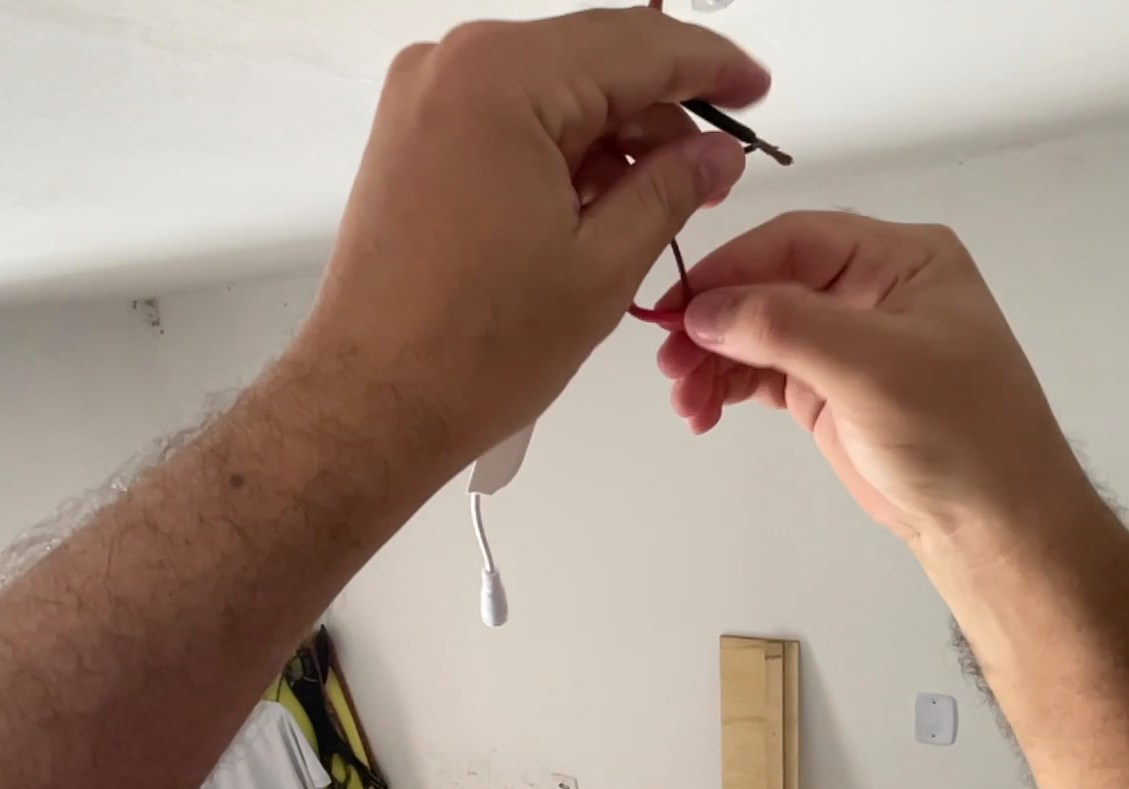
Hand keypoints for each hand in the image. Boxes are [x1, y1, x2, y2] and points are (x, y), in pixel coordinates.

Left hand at [298, 10, 768, 463]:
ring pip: (547, 100)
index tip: (752, 90)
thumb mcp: (602, 268)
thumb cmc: (469, 353)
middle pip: (588, 66)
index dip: (710, 69)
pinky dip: (558, 160)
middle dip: (659, 118)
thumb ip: (670, 191)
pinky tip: (593, 207)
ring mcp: (423, 108)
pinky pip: (505, 129)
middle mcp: (451, 72)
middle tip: (709, 173)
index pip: (636, 45)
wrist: (377, 403)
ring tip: (654, 205)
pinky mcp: (412, 148)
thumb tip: (714, 154)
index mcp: (503, 82)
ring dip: (609, 146)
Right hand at [656, 212, 1092, 547]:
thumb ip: (785, 327)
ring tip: (684, 401)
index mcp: (894, 260)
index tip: (676, 307)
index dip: (729, 269)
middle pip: (764, 288)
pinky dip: (725, 390)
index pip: (794, 242)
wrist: (985, 519)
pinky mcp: (821, 390)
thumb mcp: (874, 368)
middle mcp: (862, 291)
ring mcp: (839, 343)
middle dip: (712, 324)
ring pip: (754, 334)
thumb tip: (701, 310)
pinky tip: (702, 412)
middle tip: (670, 363)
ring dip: (711, 364)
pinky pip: (758, 376)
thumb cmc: (955, 432)